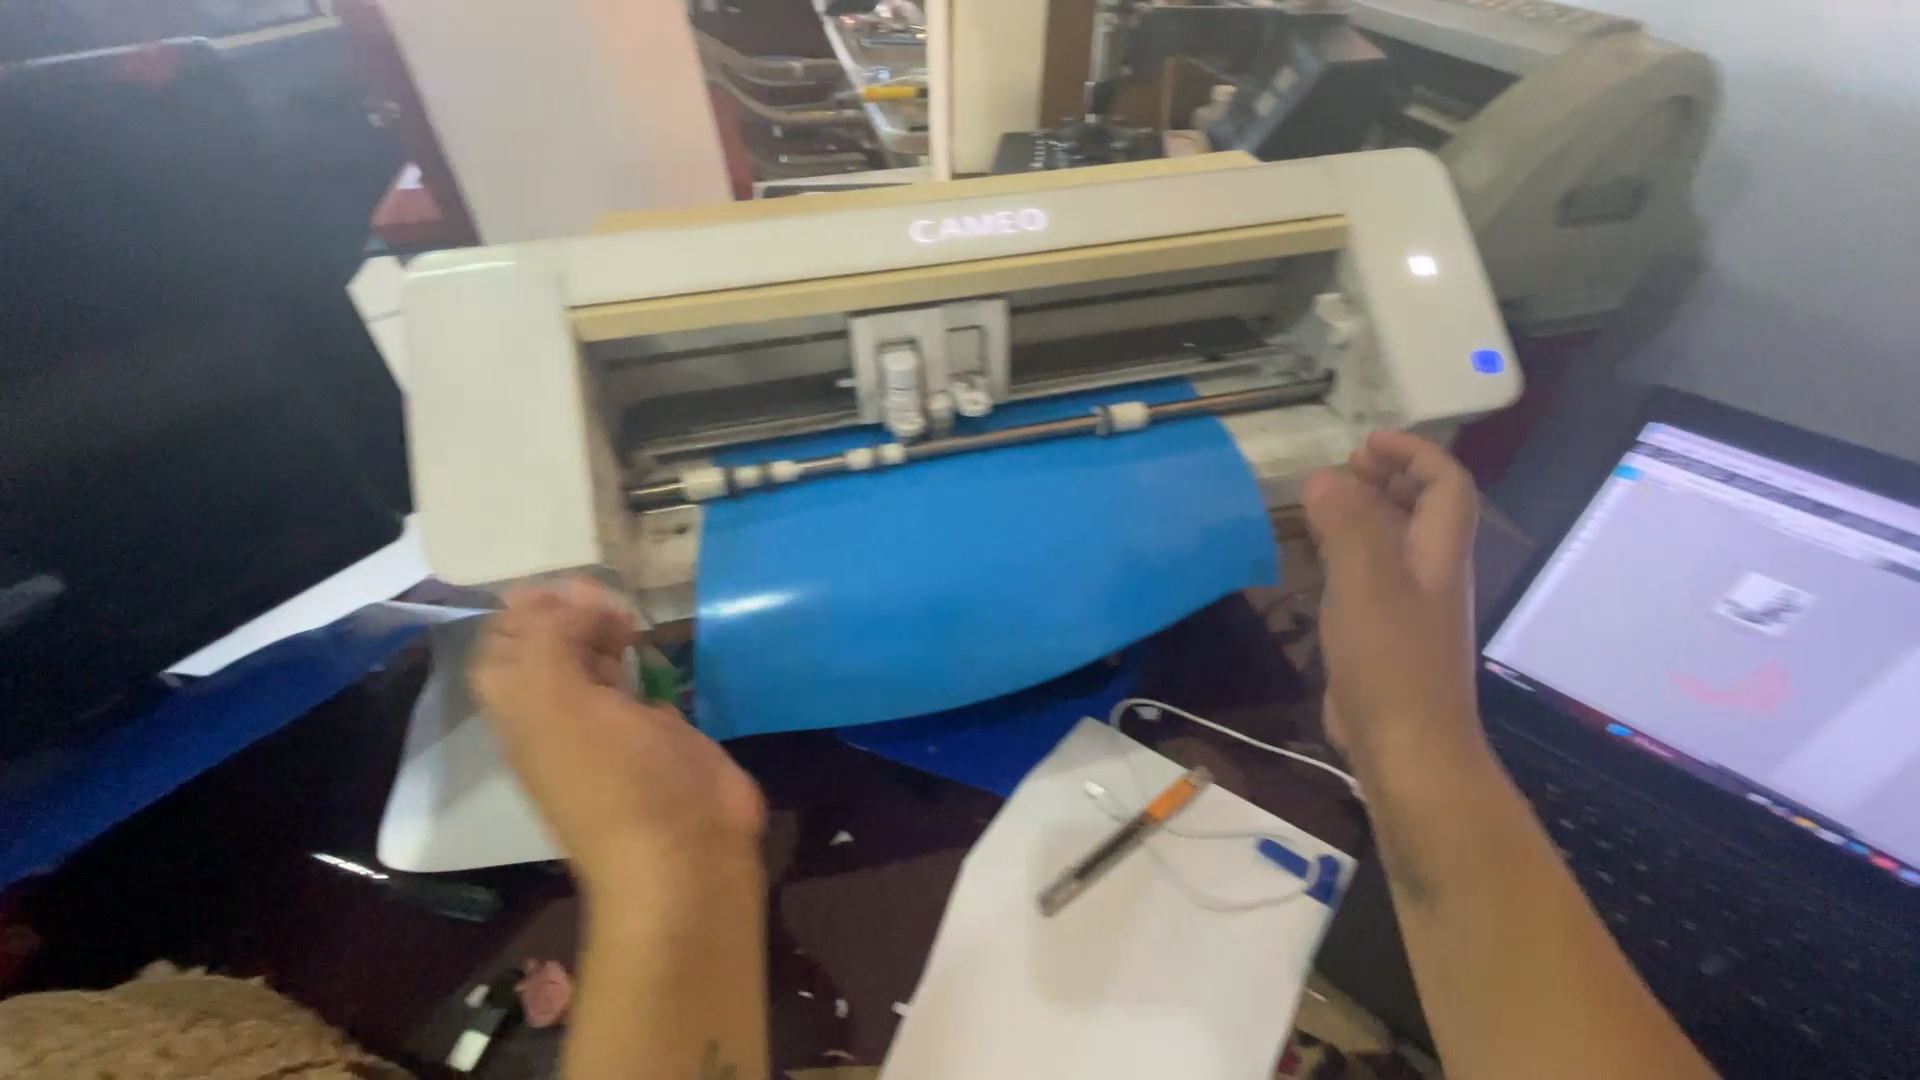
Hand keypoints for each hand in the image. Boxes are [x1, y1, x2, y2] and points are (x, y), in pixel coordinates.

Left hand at [468, 579, 765, 895]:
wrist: (684, 847)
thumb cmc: (617, 778)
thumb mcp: (561, 703)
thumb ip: (551, 641)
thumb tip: (564, 598)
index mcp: (526, 715)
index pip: (504, 653)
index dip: (523, 615)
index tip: (560, 585)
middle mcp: (562, 719)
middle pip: (550, 655)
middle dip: (567, 616)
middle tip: (603, 593)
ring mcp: (613, 728)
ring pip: (595, 668)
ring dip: (605, 635)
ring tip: (629, 614)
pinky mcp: (660, 734)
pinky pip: (640, 686)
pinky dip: (644, 661)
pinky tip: (656, 647)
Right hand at [1304, 431, 1481, 757]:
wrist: (1404, 744)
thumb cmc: (1390, 659)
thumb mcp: (1365, 582)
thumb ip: (1348, 524)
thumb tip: (1325, 477)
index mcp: (1439, 554)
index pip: (1446, 484)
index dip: (1413, 453)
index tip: (1364, 444)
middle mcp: (1431, 573)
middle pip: (1423, 509)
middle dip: (1388, 479)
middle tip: (1339, 472)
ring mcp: (1409, 606)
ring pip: (1393, 543)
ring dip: (1363, 515)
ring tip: (1318, 507)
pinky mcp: (1384, 633)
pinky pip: (1369, 576)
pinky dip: (1346, 554)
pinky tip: (1314, 563)